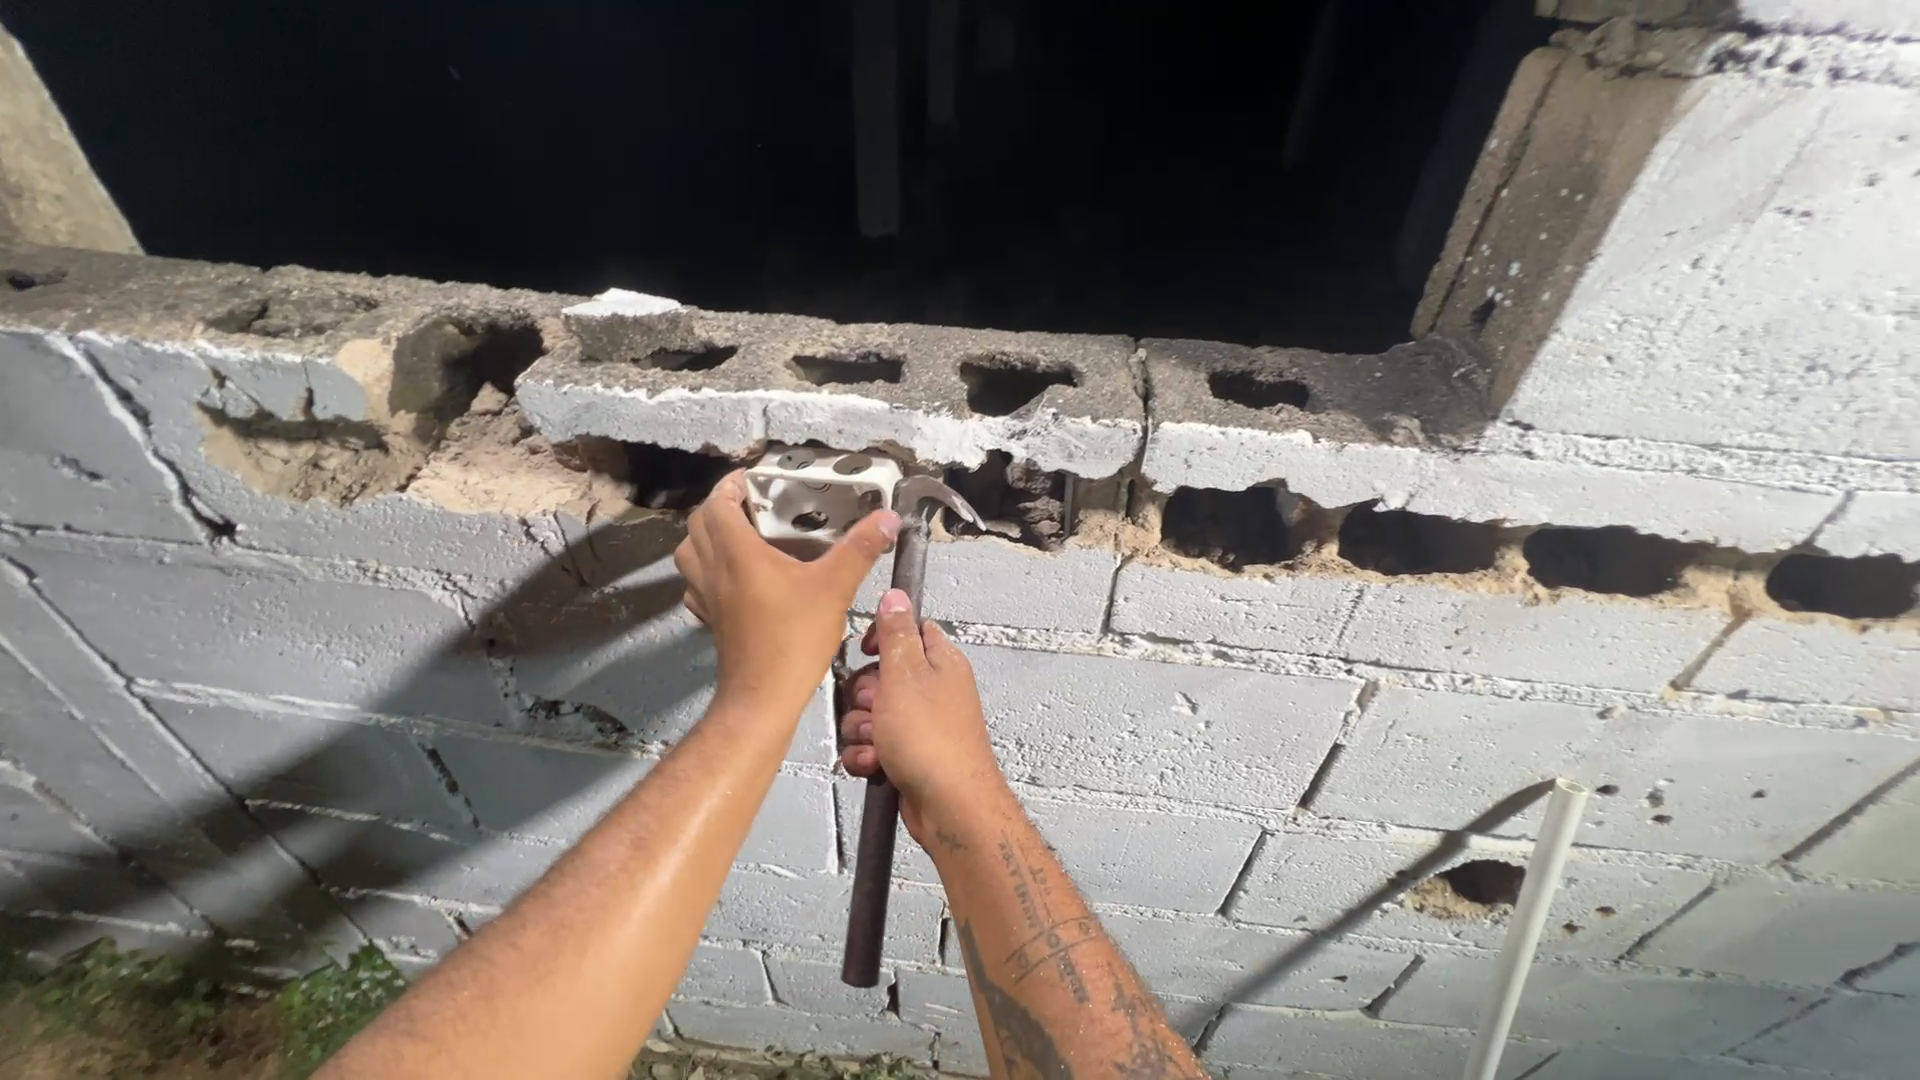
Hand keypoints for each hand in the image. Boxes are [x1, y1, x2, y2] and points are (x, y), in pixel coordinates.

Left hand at [674, 471, 899, 713]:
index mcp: (738, 554)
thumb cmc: (794, 639)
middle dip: (719, 507)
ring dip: (705, 537)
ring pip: (688, 554)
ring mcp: (707, 598)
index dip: (731, 486)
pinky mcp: (710, 620)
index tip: (753, 479)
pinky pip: (695, 585)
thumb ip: (860, 549)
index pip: (717, 504)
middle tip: (751, 505)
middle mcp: (714, 570)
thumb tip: (887, 518)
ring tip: (738, 535)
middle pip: (698, 524)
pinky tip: (731, 578)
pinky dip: (705, 572)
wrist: (763, 696)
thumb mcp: (835, 588)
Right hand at [839, 589, 1006, 842]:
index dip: (881, 639)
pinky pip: (872, 746)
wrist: (946, 805)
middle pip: (879, 676)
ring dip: (862, 730)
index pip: (908, 631)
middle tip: (874, 707)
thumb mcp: (904, 675)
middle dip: (863, 695)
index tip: (865, 652)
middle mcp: (933, 691)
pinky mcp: (908, 756)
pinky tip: (874, 765)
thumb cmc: (932, 740)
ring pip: (870, 714)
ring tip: (877, 743)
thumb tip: (896, 596)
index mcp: (940, 662)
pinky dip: (867, 756)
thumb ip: (895, 634)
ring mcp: (921, 725)